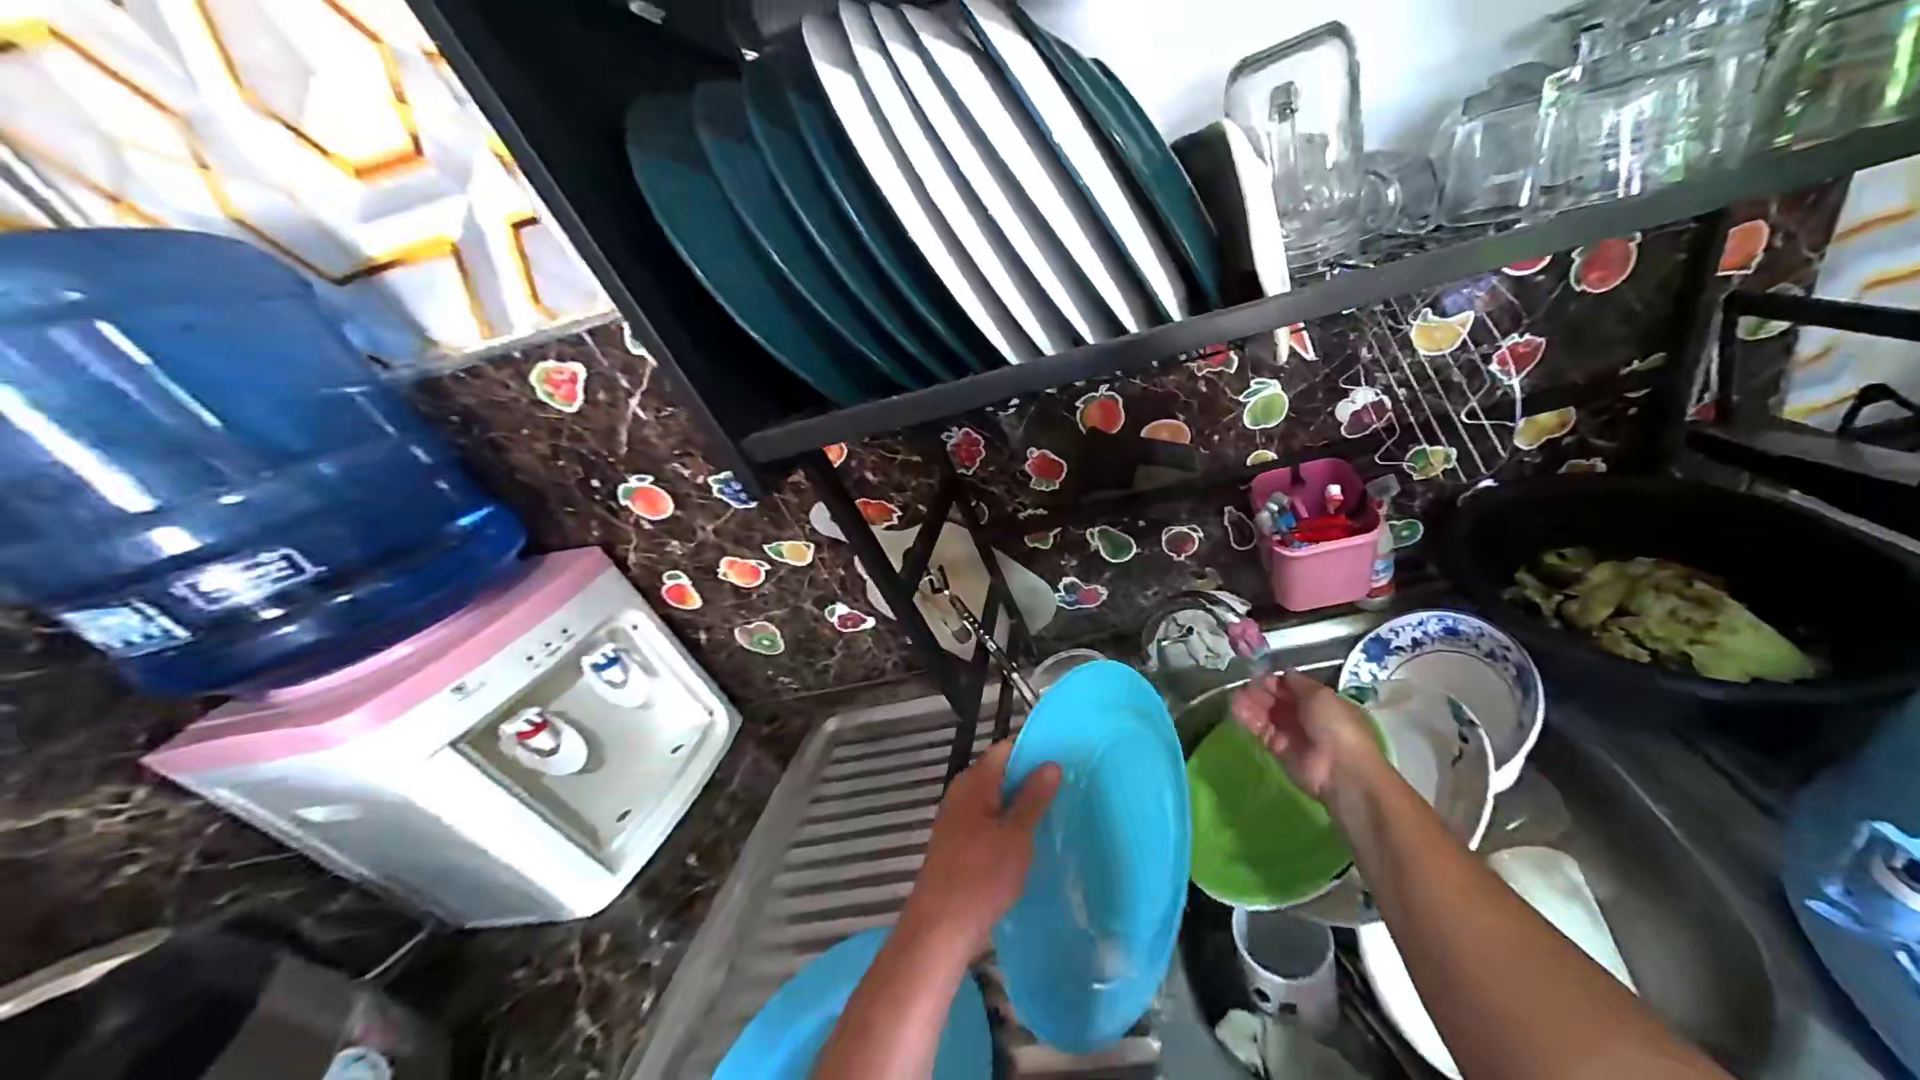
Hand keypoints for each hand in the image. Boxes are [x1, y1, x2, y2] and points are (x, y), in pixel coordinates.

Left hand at [902, 740, 1061, 958]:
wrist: (941, 927)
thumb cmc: (982, 875)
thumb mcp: (1017, 834)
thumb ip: (1033, 797)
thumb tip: (1050, 763)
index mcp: (973, 782)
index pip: (1004, 750)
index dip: (1032, 752)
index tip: (1063, 762)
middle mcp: (961, 794)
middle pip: (999, 775)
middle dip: (1029, 781)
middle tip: (1067, 791)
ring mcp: (957, 820)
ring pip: (995, 801)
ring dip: (1020, 806)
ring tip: (1055, 815)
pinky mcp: (958, 845)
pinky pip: (988, 823)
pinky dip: (1008, 827)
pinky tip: (1030, 842)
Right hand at [1230, 671, 1383, 801]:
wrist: (1341, 770)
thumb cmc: (1336, 726)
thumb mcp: (1321, 695)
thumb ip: (1298, 683)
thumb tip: (1284, 674)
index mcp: (1322, 703)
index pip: (1293, 688)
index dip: (1276, 681)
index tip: (1260, 674)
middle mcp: (1306, 717)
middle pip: (1277, 700)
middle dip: (1261, 691)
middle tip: (1244, 685)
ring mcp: (1292, 734)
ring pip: (1267, 715)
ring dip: (1251, 704)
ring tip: (1234, 697)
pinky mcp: (1278, 750)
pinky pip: (1261, 731)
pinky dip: (1248, 720)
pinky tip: (1235, 709)